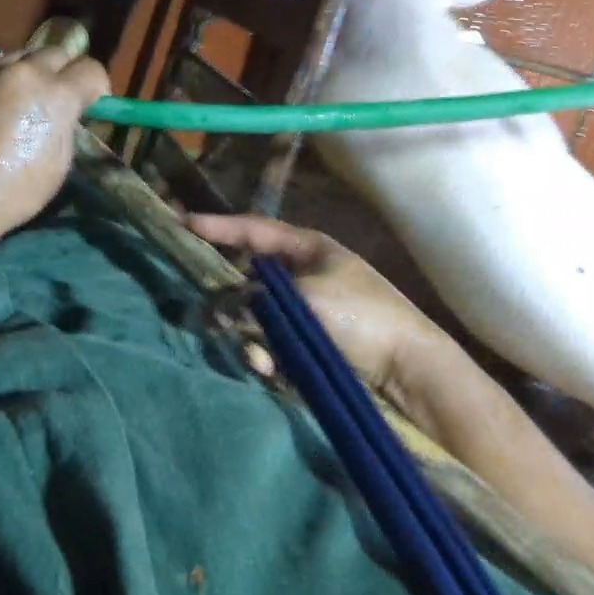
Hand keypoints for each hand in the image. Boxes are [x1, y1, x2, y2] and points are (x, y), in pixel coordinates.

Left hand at [0, 46, 109, 240]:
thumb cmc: (14, 192)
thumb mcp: (59, 162)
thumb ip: (66, 123)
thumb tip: (65, 111)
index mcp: (56, 93)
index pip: (90, 69)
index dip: (95, 88)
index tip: (90, 105)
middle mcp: (24, 72)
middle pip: (56, 52)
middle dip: (64, 72)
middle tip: (59, 100)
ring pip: (23, 55)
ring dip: (32, 71)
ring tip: (26, 100)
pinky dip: (4, 81)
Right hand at [186, 214, 440, 387]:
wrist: (412, 370)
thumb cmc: (363, 318)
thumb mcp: (304, 301)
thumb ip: (254, 303)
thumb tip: (219, 313)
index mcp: (308, 248)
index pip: (252, 230)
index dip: (217, 226)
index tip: (181, 223)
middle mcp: (303, 274)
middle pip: (249, 277)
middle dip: (229, 298)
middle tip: (207, 309)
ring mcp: (307, 311)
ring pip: (256, 317)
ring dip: (251, 338)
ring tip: (261, 359)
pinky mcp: (309, 344)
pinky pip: (272, 344)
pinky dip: (267, 356)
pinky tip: (273, 371)